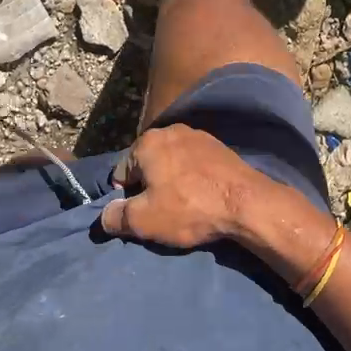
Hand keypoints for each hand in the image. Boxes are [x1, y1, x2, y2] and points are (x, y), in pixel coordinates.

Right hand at [99, 125, 266, 248]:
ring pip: (171, 164)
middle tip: (163, 214)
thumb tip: (104, 216)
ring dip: (172, 183)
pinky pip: (193, 164)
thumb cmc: (190, 208)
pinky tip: (201, 197)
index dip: (127, 198)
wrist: (246, 202)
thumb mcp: (144, 220)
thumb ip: (116, 217)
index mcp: (147, 142)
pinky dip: (192, 179)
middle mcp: (171, 130)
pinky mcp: (218, 146)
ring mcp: (197, 135)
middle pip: (147, 166)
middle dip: (150, 189)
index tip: (142, 216)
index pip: (121, 173)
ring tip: (184, 207)